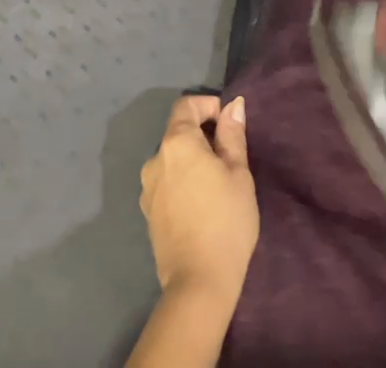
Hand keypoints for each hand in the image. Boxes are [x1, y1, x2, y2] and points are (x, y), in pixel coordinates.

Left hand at [139, 94, 258, 301]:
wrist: (199, 280)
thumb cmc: (226, 220)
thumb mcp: (239, 174)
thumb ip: (233, 135)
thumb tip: (233, 105)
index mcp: (176, 143)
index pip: (186, 105)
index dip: (208, 106)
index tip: (230, 124)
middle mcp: (154, 159)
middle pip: (178, 133)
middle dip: (203, 136)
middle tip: (230, 159)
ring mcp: (146, 187)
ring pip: (172, 160)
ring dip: (192, 161)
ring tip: (218, 185)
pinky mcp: (147, 211)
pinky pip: (166, 182)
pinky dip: (182, 181)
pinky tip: (201, 205)